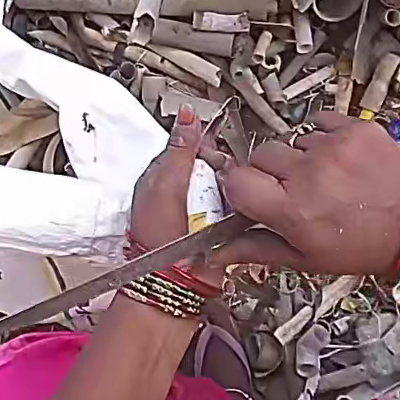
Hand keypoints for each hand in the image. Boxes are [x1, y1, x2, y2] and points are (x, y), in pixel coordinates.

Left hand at [127, 107, 226, 289]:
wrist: (175, 282)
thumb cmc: (158, 240)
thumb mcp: (166, 185)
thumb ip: (180, 150)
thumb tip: (186, 116)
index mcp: (161, 176)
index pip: (188, 144)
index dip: (204, 142)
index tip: (214, 147)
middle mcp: (181, 191)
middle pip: (211, 164)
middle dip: (222, 167)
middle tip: (218, 181)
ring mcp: (200, 209)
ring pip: (227, 184)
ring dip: (232, 188)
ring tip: (226, 200)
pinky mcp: (218, 225)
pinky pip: (236, 206)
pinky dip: (240, 206)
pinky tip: (237, 211)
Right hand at [213, 111, 399, 274]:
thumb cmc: (364, 246)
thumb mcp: (305, 258)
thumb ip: (255, 249)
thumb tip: (214, 252)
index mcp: (292, 211)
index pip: (236, 180)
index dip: (241, 185)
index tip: (251, 191)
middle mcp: (310, 175)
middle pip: (261, 154)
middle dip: (271, 171)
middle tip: (295, 189)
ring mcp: (334, 148)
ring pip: (292, 140)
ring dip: (302, 157)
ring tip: (327, 179)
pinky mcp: (354, 129)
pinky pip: (320, 123)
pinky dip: (326, 139)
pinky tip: (341, 161)